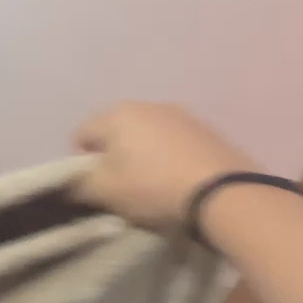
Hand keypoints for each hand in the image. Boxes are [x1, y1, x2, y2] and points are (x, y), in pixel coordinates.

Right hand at [71, 102, 258, 231]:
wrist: (228, 196)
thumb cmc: (153, 187)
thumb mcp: (103, 192)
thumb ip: (78, 184)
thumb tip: (73, 183)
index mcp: (115, 115)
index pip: (80, 136)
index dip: (81, 162)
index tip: (95, 184)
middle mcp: (147, 106)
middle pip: (114, 132)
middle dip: (114, 155)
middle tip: (122, 183)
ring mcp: (183, 116)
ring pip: (146, 136)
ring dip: (143, 155)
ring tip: (154, 182)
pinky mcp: (210, 131)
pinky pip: (175, 143)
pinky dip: (170, 157)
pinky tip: (179, 179)